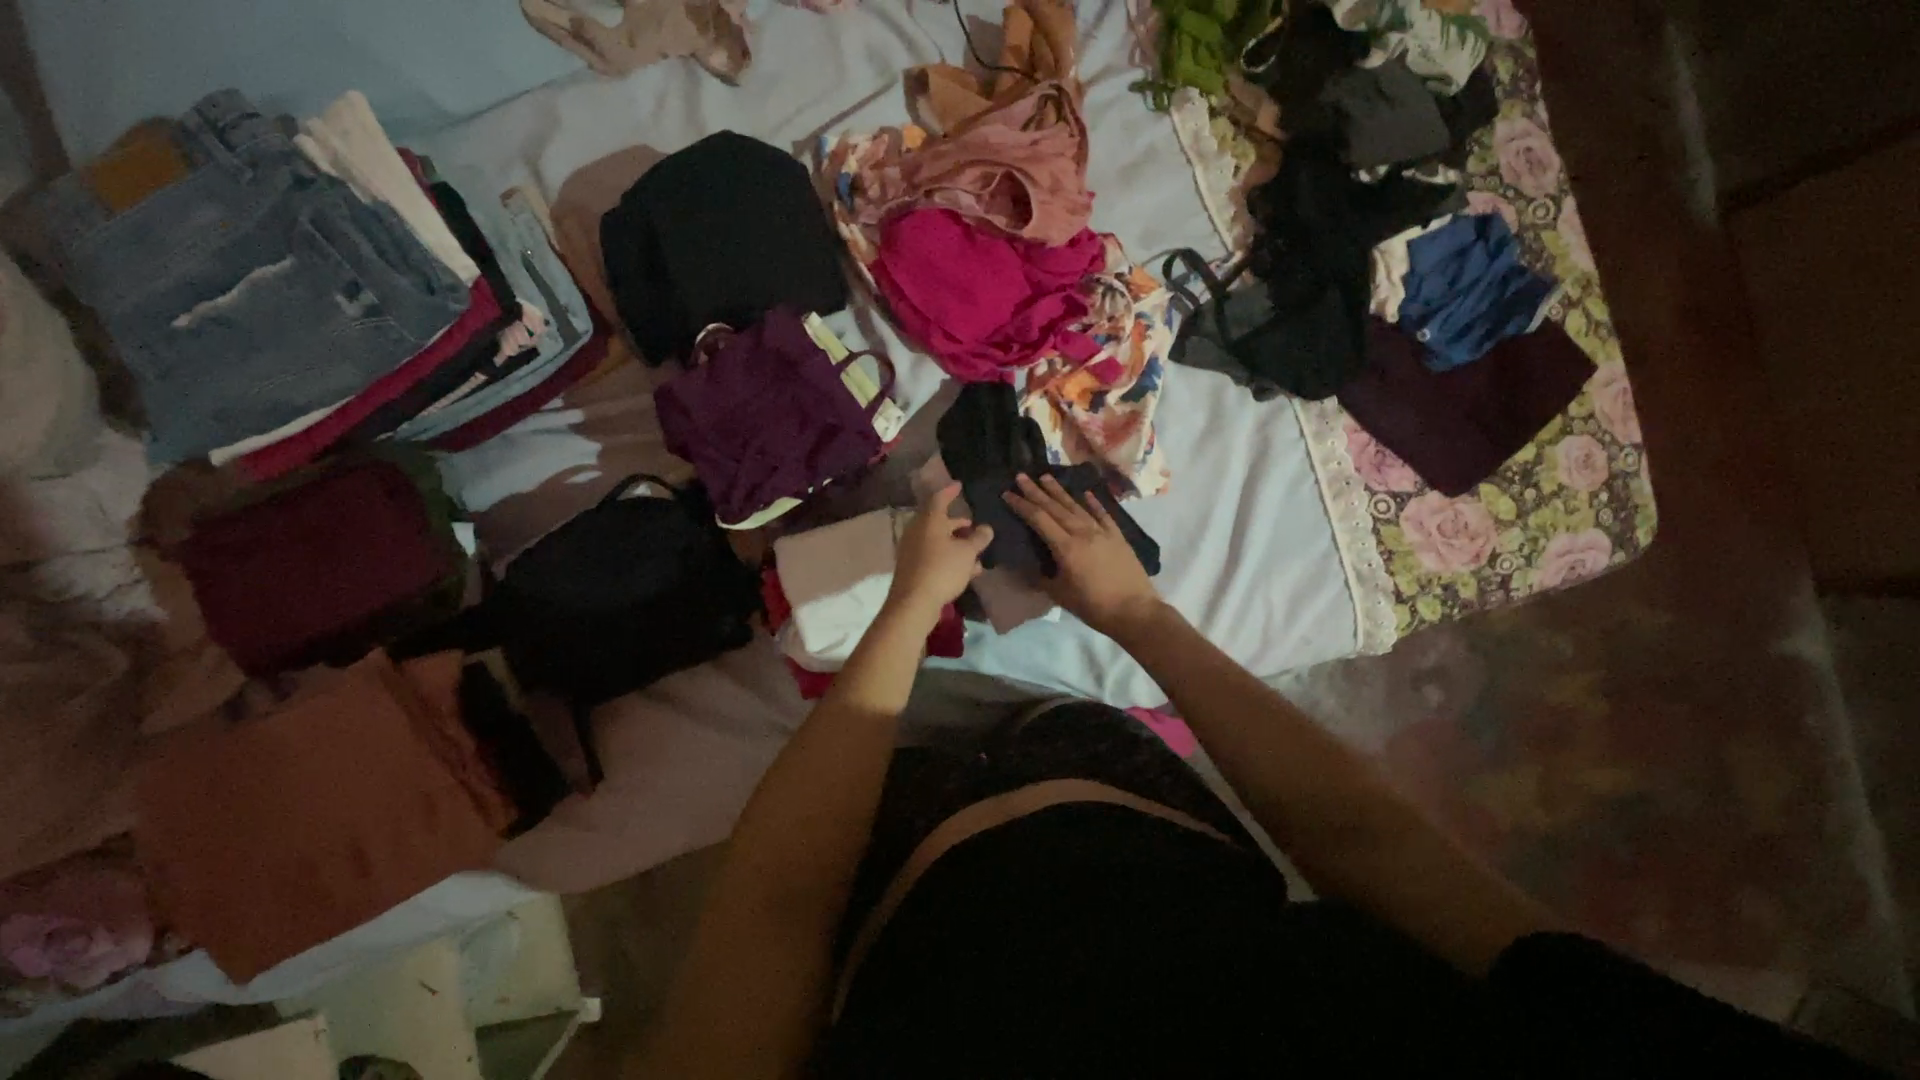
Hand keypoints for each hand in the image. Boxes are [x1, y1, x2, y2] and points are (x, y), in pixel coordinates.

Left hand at [884, 483, 993, 624]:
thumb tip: (986, 528)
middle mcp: (917, 531)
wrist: (914, 602)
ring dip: (956, 544)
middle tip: (972, 525)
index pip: (939, 498)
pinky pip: (933, 556)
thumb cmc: (942, 570)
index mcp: (929, 521)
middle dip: (957, 523)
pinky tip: (966, 570)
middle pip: (938, 521)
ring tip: (975, 551)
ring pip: (937, 541)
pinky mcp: (912, 567)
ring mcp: (912, 550)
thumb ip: (978, 538)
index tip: (959, 486)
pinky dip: (948, 557)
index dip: (950, 491)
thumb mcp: (967, 553)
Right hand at [1003, 473, 1165, 638]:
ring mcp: (1102, 532)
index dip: (1021, 505)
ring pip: (1077, 506)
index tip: (1007, 493)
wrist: (1135, 611)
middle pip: (1055, 507)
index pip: (1038, 519)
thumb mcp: (1060, 595)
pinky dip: (1093, 502)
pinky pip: (1102, 514)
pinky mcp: (1117, 537)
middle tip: (1021, 476)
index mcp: (1065, 547)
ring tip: (1046, 477)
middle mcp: (1083, 532)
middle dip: (1036, 491)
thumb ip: (1041, 578)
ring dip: (1060, 491)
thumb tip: (1026, 568)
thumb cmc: (1093, 606)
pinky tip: (1086, 493)